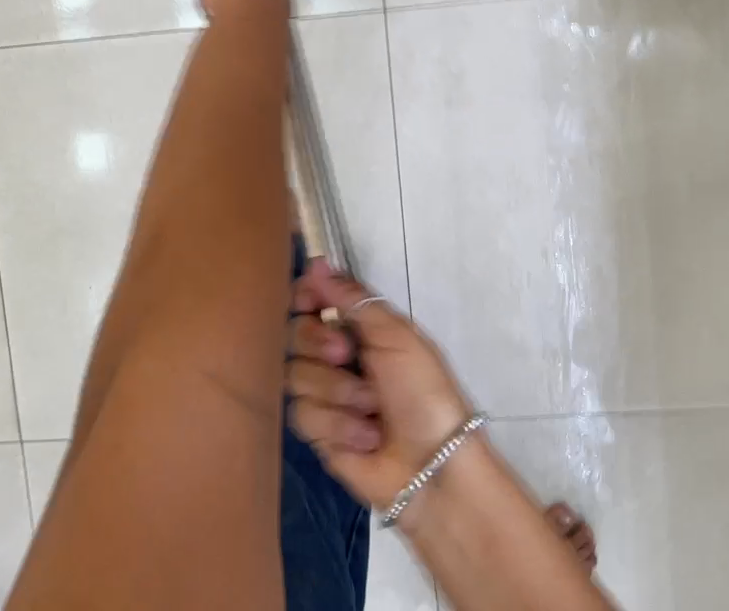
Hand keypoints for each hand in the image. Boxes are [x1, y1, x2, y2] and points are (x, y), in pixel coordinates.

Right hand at [286, 260, 472, 508]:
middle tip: (344, 355)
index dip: (305, 297)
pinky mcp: (318, 432)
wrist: (433, 465)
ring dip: (337, 391)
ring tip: (371, 409)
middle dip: (317, 342)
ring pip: (295, 374)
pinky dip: (338, 424)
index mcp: (360, 329)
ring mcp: (325, 395)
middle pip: (295, 333)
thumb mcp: (397, 336)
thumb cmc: (424, 392)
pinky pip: (303, 414)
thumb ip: (353, 299)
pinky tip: (366, 437)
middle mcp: (337, 357)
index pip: (314, 300)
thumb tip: (317, 262)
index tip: (308, 300)